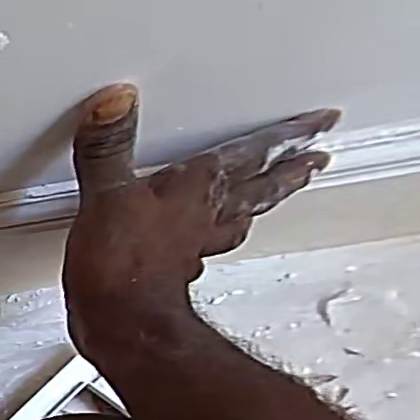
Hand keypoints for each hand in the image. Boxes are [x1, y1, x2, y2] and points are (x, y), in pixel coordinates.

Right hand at [64, 83, 338, 357]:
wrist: (118, 317)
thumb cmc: (118, 263)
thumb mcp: (104, 197)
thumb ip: (106, 150)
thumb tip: (114, 103)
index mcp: (191, 191)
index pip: (246, 154)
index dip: (279, 135)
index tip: (315, 121)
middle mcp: (201, 216)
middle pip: (256, 186)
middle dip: (285, 168)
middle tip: (315, 155)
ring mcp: (190, 246)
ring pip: (238, 216)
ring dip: (258, 203)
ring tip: (272, 193)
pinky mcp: (169, 271)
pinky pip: (202, 247)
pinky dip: (208, 240)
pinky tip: (198, 243)